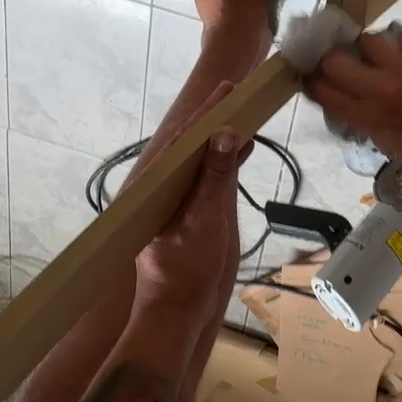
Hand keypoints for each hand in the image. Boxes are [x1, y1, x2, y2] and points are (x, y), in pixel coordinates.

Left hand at [133, 85, 250, 320]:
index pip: (182, 139)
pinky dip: (227, 160)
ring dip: (221, 136)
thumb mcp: (204, 218)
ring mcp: (180, 198)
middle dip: (213, 118)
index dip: (204, 113)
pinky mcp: (194, 210)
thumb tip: (224, 133)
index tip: (224, 90)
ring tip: (242, 111)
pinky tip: (244, 146)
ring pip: (202, 158)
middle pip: (191, 144)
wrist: (182, 311)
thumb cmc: (186, 267)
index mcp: (157, 185)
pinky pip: (211, 176)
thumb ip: (215, 176)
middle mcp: (166, 186)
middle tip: (235, 90)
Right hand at [301, 30, 401, 176]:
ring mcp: (400, 68)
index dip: (311, 81)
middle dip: (329, 57)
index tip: (310, 76)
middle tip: (334, 57)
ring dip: (365, 46)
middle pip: (334, 60)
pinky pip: (398, 38)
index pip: (323, 92)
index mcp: (366, 117)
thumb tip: (345, 103)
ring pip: (366, 40)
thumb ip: (362, 121)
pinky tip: (397, 51)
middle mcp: (378, 89)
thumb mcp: (386, 145)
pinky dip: (394, 43)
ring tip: (371, 52)